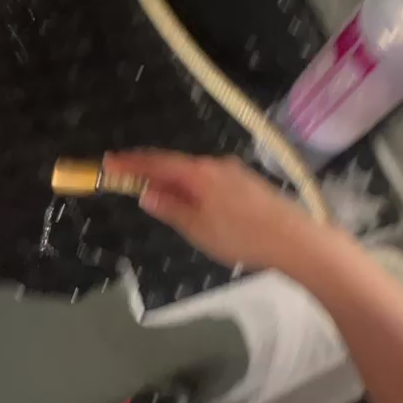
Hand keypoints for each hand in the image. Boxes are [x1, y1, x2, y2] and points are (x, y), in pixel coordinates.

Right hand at [105, 151, 337, 270]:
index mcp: (199, 173)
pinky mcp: (249, 186)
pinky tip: (197, 206)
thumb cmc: (241, 236)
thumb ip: (171, 209)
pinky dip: (196, 190)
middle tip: (130, 180)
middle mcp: (217, 166)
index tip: (108, 163)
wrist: (294, 239)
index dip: (131, 164)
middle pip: (177, 166)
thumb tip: (148, 193)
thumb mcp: (198, 228)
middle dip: (152, 173)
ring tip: (163, 200)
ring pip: (197, 176)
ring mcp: (236, 174)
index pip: (157, 164)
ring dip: (176, 184)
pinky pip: (213, 183)